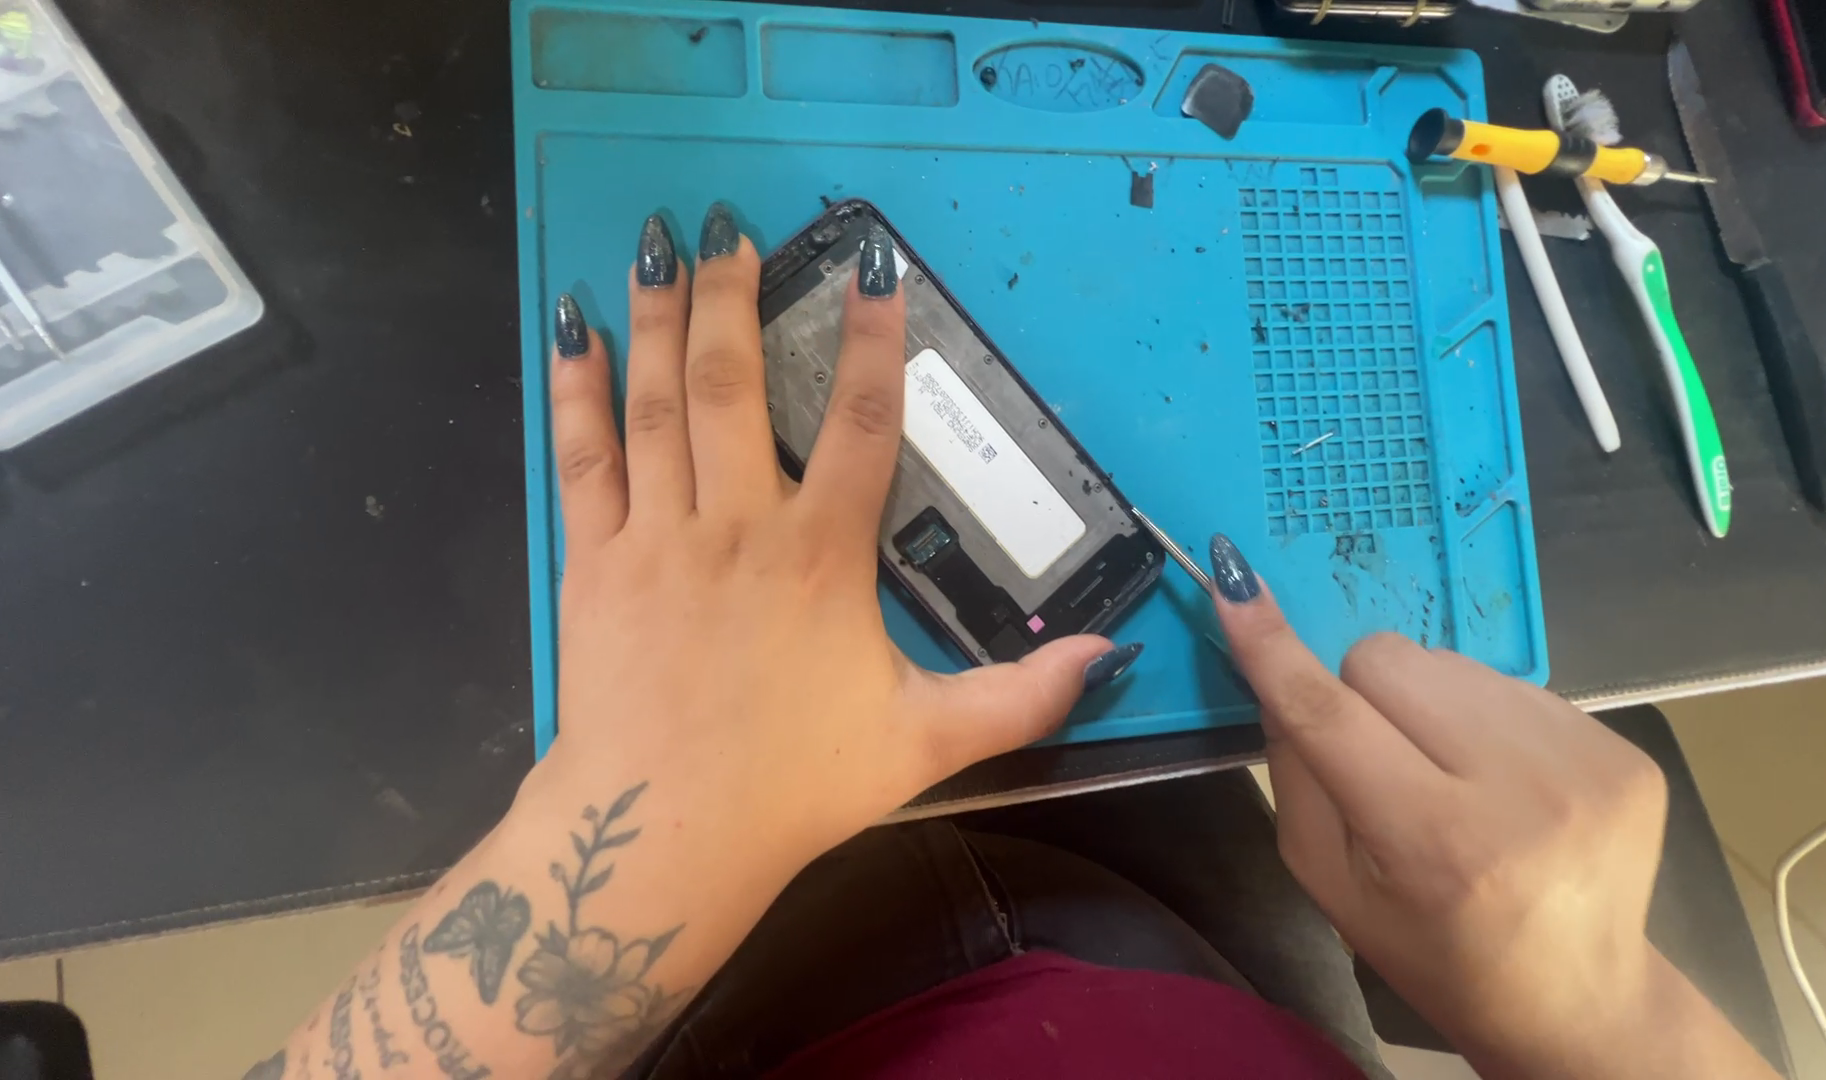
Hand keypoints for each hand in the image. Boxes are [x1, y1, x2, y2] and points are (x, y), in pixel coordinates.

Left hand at [540, 206, 1128, 879]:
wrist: (664, 838)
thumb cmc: (797, 785)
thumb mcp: (926, 742)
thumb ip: (1022, 696)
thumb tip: (1110, 657)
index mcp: (821, 560)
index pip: (864, 427)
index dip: (878, 346)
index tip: (876, 275)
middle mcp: (738, 528)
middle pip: (736, 388)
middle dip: (734, 301)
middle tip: (726, 230)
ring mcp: (658, 539)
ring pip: (657, 406)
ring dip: (657, 320)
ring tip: (653, 244)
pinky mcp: (596, 562)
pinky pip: (584, 460)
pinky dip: (577, 393)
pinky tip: (570, 332)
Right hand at [1207, 533, 1707, 1078]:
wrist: (1578, 1000)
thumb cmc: (1423, 943)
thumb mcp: (1324, 873)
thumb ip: (1293, 769)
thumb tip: (1279, 672)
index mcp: (1431, 841)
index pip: (1328, 716)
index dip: (1272, 647)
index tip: (1233, 582)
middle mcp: (1519, 792)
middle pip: (1382, 658)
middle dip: (1358, 693)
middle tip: (1379, 756)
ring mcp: (1584, 762)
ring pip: (1439, 659)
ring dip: (1419, 700)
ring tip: (1446, 768)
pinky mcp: (1621, 747)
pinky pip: (1498, 678)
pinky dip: (1474, 712)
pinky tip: (1497, 772)